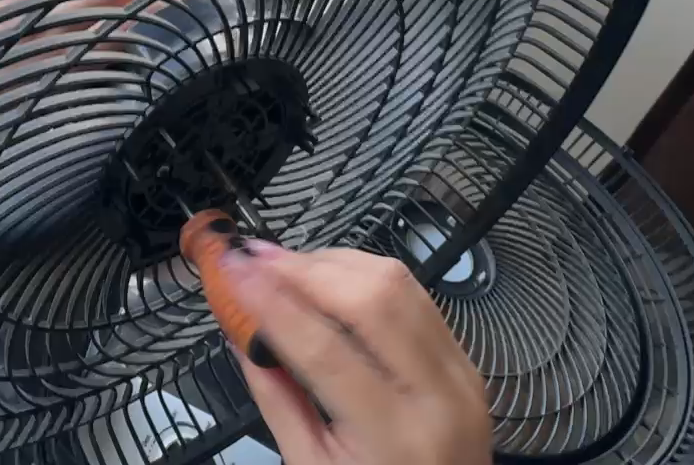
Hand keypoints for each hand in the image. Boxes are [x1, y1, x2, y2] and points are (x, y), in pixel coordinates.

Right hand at [217, 243, 490, 464]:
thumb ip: (275, 399)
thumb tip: (236, 328)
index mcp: (395, 438)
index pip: (324, 349)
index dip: (270, 300)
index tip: (230, 267)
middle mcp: (438, 395)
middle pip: (368, 299)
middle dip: (302, 268)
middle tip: (254, 256)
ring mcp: (458, 370)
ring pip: (392, 280)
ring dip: (329, 261)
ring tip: (282, 264)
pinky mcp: (463, 355)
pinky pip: (409, 288)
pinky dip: (360, 270)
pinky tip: (325, 275)